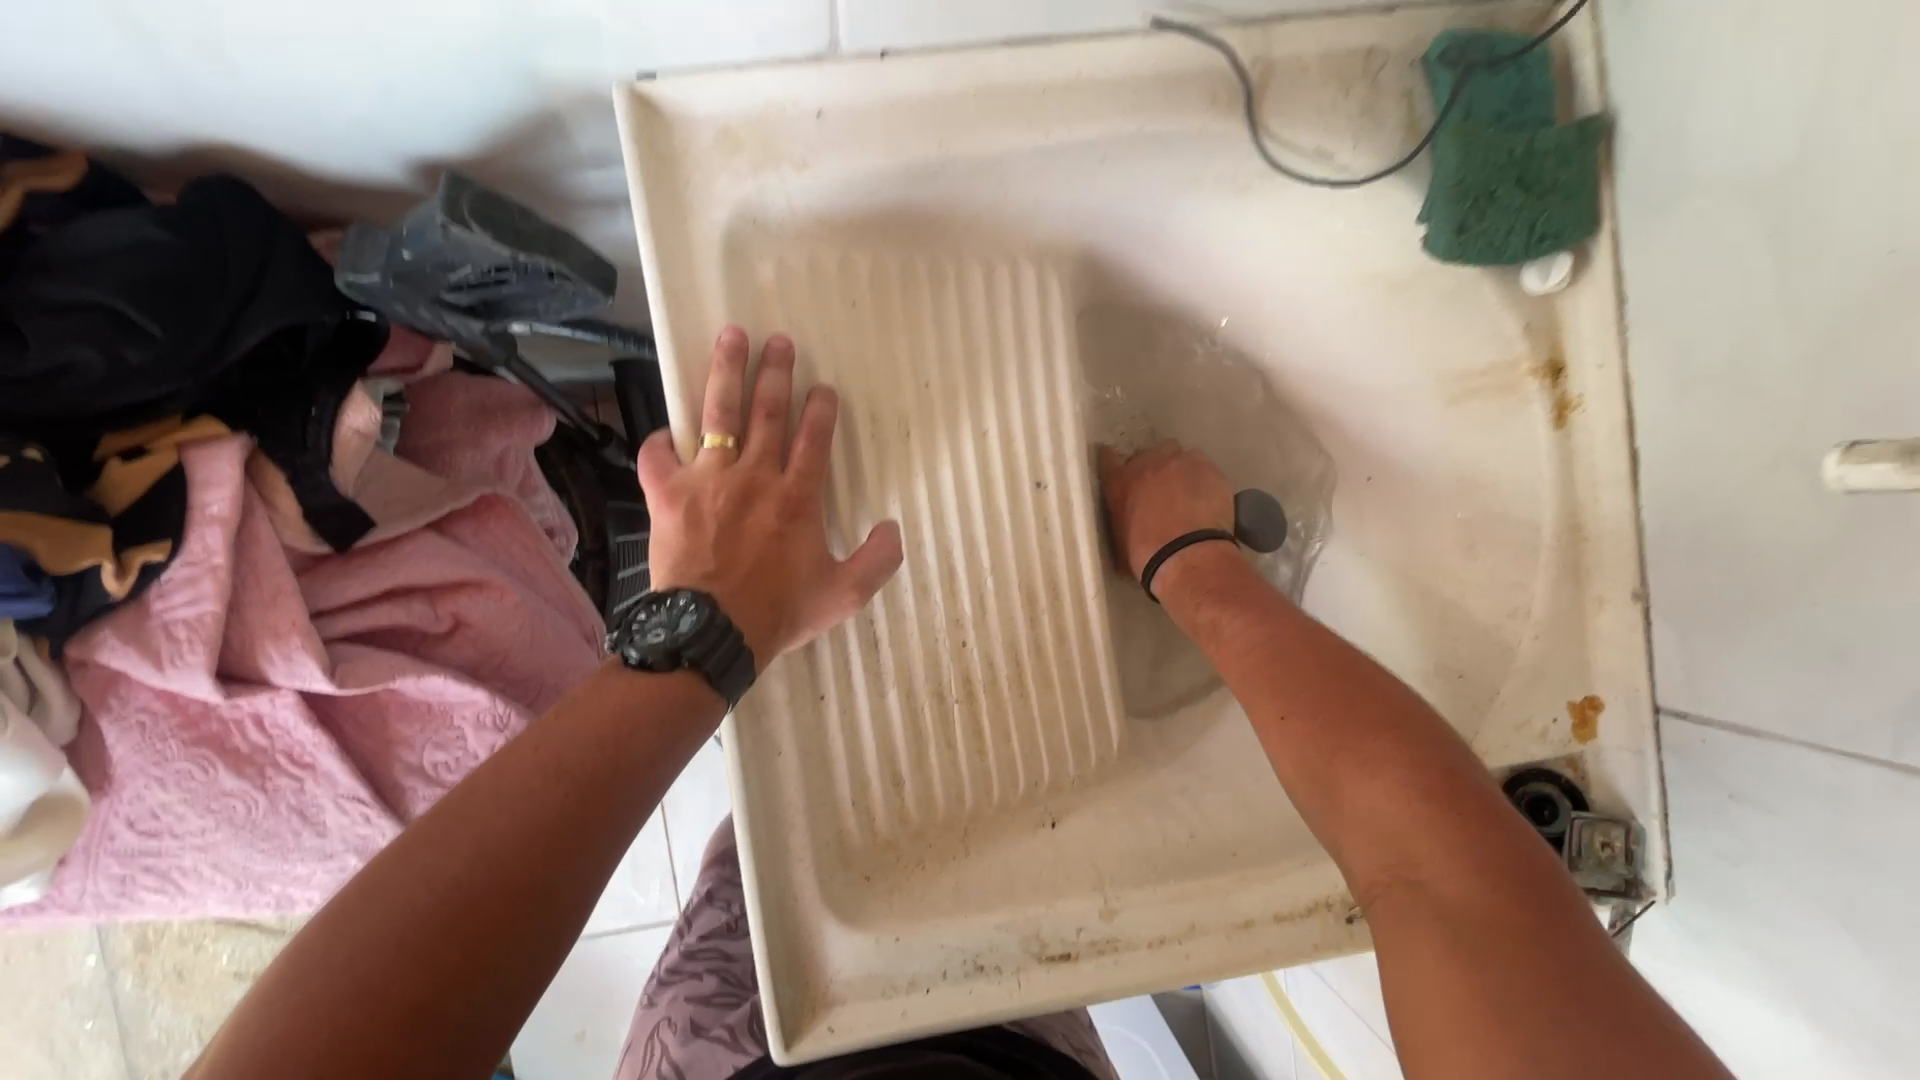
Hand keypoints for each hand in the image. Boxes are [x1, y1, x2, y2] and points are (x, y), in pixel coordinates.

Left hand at [637, 326, 903, 666]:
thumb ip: (878, 560)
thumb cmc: (779, 613)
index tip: (823, 387)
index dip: (821, 408)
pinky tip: (668, 432)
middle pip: (767, 412)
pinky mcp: (668, 494)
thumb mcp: (844, 595)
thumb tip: (893, 527)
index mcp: (797, 497)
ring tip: (731, 337)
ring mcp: (708, 481)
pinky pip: (658, 455)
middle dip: (776, 372)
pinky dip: (661, 440)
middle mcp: (755, 477)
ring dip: (727, 372)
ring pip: (719, 414)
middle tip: (779, 341)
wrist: (712, 633)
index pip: (813, 437)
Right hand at [1098, 441, 1235, 584]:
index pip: (1107, 458)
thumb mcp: (1119, 538)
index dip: (1115, 464)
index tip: (1121, 473)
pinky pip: (1205, 468)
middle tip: (1161, 492)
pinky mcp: (1207, 468)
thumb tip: (1128, 521)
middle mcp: (1146, 463)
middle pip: (1149, 454)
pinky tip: (1208, 500)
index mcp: (1119, 481)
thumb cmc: (1145, 555)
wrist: (1185, 555)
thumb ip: (1121, 518)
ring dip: (1180, 470)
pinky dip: (1205, 480)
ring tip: (1189, 494)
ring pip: (1179, 456)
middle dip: (1154, 469)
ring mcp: (1179, 462)